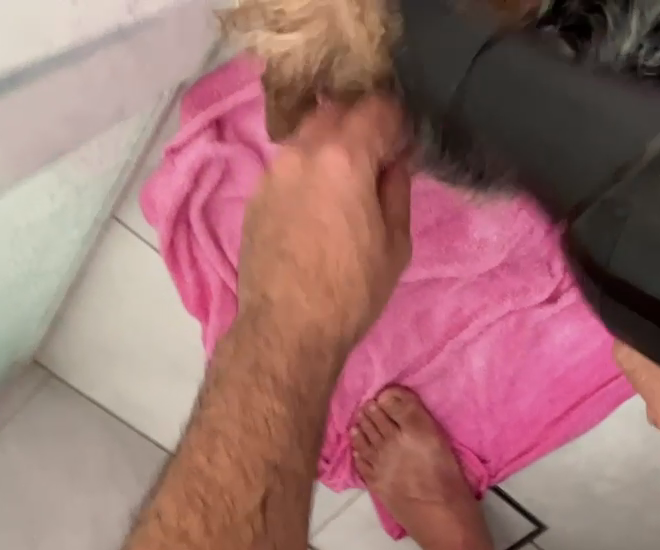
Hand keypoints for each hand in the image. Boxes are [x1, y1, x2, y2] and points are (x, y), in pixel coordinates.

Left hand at [238, 96, 413, 357]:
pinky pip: (287, 170)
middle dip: (360, 127)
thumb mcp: (395, 247)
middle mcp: (302, 153)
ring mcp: (272, 174)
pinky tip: (314, 212)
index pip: (378, 109)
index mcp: (344, 158)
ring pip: (306, 139)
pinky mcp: (255, 199)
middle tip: (376, 161)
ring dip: (329, 150)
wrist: (287, 330)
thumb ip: (397, 193)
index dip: (397, 122)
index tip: (404, 146)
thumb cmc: (350, 294)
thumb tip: (393, 164)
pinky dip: (306, 176)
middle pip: (336, 113)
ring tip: (343, 189)